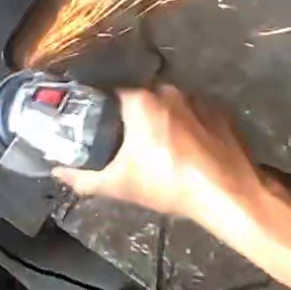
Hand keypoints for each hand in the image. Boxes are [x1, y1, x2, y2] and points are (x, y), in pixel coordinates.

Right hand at [51, 84, 268, 239]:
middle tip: (126, 139)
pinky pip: (194, 112)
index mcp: (140, 100)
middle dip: (132, 115)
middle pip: (140, 98)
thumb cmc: (170, 184)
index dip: (101, 109)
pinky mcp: (223, 113)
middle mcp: (168, 91)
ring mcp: (199, 100)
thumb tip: (57, 172)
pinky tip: (186, 147)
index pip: (110, 93)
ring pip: (168, 104)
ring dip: (161, 118)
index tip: (96, 124)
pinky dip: (187, 125)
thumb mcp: (119, 184)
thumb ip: (82, 178)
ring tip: (157, 144)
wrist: (233, 198)